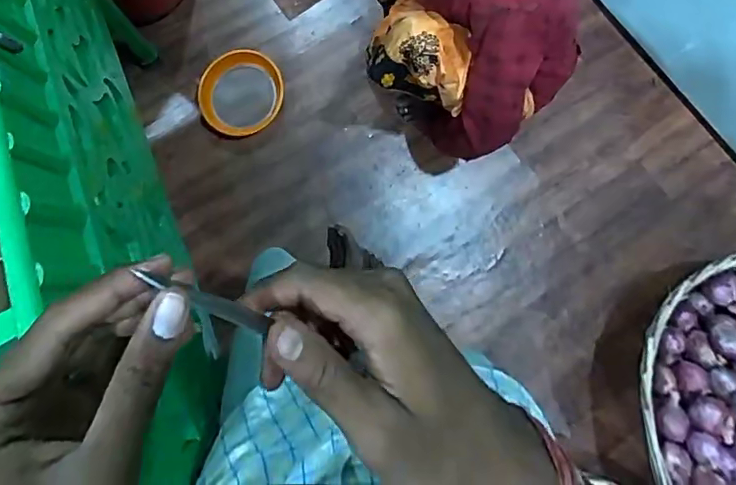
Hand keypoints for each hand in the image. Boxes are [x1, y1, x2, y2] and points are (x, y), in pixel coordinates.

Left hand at [0, 257, 193, 484]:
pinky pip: (98, 371)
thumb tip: (178, 300)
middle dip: (129, 303)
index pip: (52, 331)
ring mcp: (31, 408)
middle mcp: (0, 400)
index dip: (110, 291)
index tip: (162, 263)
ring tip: (183, 296)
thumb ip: (140, 378)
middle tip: (182, 278)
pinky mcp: (60, 418)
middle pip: (70, 334)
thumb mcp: (106, 462)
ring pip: (86, 347)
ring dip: (135, 321)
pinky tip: (168, 330)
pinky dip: (133, 350)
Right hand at [243, 264, 557, 484]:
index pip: (302, 278)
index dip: (263, 297)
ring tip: (293, 380)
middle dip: (281, 321)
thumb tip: (272, 327)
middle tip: (272, 381)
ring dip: (301, 328)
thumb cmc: (437, 450)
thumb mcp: (375, 427)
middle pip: (312, 283)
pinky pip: (345, 303)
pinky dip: (324, 330)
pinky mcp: (396, 307)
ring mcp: (392, 292)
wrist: (498, 457)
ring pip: (325, 292)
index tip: (237, 336)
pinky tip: (327, 368)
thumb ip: (322, 375)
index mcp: (378, 306)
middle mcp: (383, 283)